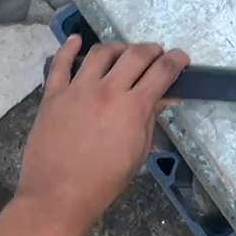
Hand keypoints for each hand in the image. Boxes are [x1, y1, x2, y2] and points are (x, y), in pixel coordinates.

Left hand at [16, 36, 188, 234]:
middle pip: (135, 55)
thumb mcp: (138, 152)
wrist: (58, 196)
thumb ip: (150, 119)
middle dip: (152, 50)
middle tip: (157, 54)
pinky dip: (69, 48)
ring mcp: (78, 89)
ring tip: (124, 52)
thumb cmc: (104, 181)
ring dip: (118, 47)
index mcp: (133, 107)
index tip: (182, 59)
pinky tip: (76, 39)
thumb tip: (164, 98)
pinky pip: (60, 63)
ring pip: (101, 52)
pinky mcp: (53, 94)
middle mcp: (107, 90)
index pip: (162, 71)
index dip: (177, 60)